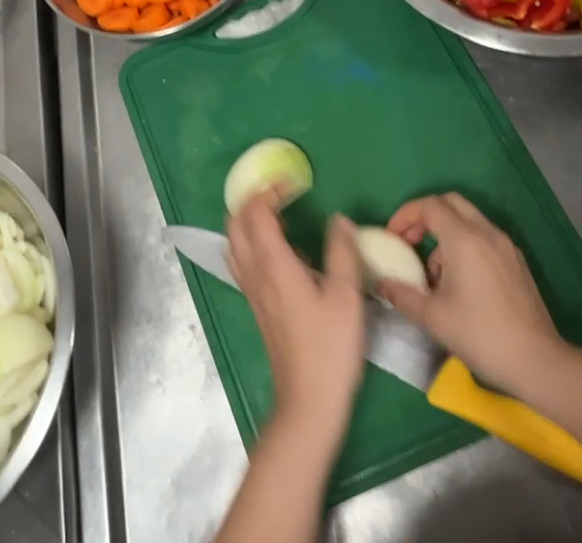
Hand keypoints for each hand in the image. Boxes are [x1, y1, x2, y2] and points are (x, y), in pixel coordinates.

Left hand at [227, 197, 364, 437]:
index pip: (255, 212)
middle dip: (252, 199)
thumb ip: (342, 252)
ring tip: (279, 213)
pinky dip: (253, 242)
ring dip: (248, 220)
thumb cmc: (330, 347)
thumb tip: (339, 220)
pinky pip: (243, 261)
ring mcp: (251, 290)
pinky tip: (283, 251)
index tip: (293, 181)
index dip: (269, 190)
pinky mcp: (257, 305)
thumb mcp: (346, 296)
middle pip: (235, 223)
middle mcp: (254, 273)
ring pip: (235, 242)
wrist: (308, 398)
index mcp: (273, 264)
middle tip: (281, 191)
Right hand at [379, 193, 571, 394]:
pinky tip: (458, 282)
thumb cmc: (479, 334)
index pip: (430, 206)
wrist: (536, 360)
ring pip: (469, 221)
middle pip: (451, 203)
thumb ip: (402, 294)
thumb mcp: (432, 316)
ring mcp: (506, 246)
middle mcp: (487, 234)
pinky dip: (464, 245)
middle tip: (409, 242)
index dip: (405, 215)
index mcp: (465, 239)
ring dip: (444, 234)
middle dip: (425, 216)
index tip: (392, 237)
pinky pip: (484, 238)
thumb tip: (381, 284)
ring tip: (432, 273)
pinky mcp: (516, 262)